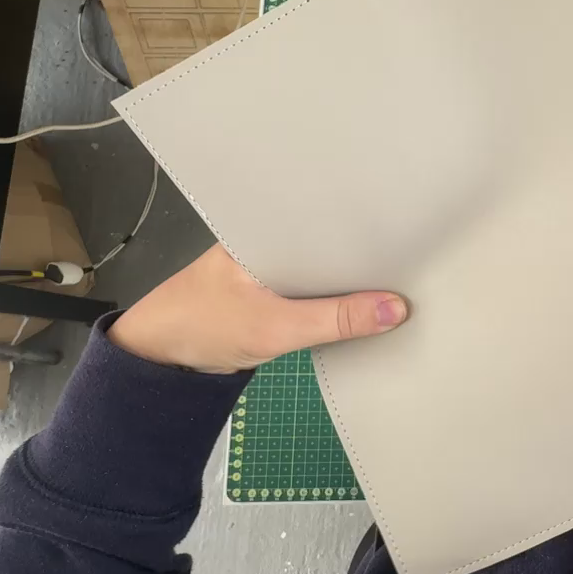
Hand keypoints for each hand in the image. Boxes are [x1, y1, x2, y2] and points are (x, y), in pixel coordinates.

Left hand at [108, 245, 407, 372]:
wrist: (159, 363)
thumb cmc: (202, 327)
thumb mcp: (276, 327)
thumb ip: (336, 319)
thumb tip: (397, 309)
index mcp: (265, 225)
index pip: (324, 210)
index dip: (364, 215)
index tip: (407, 222)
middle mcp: (270, 237)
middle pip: (330, 237)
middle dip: (365, 246)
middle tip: (414, 249)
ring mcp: (273, 264)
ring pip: (324, 262)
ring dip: (351, 273)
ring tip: (399, 271)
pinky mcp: (275, 290)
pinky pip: (316, 284)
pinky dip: (336, 293)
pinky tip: (364, 298)